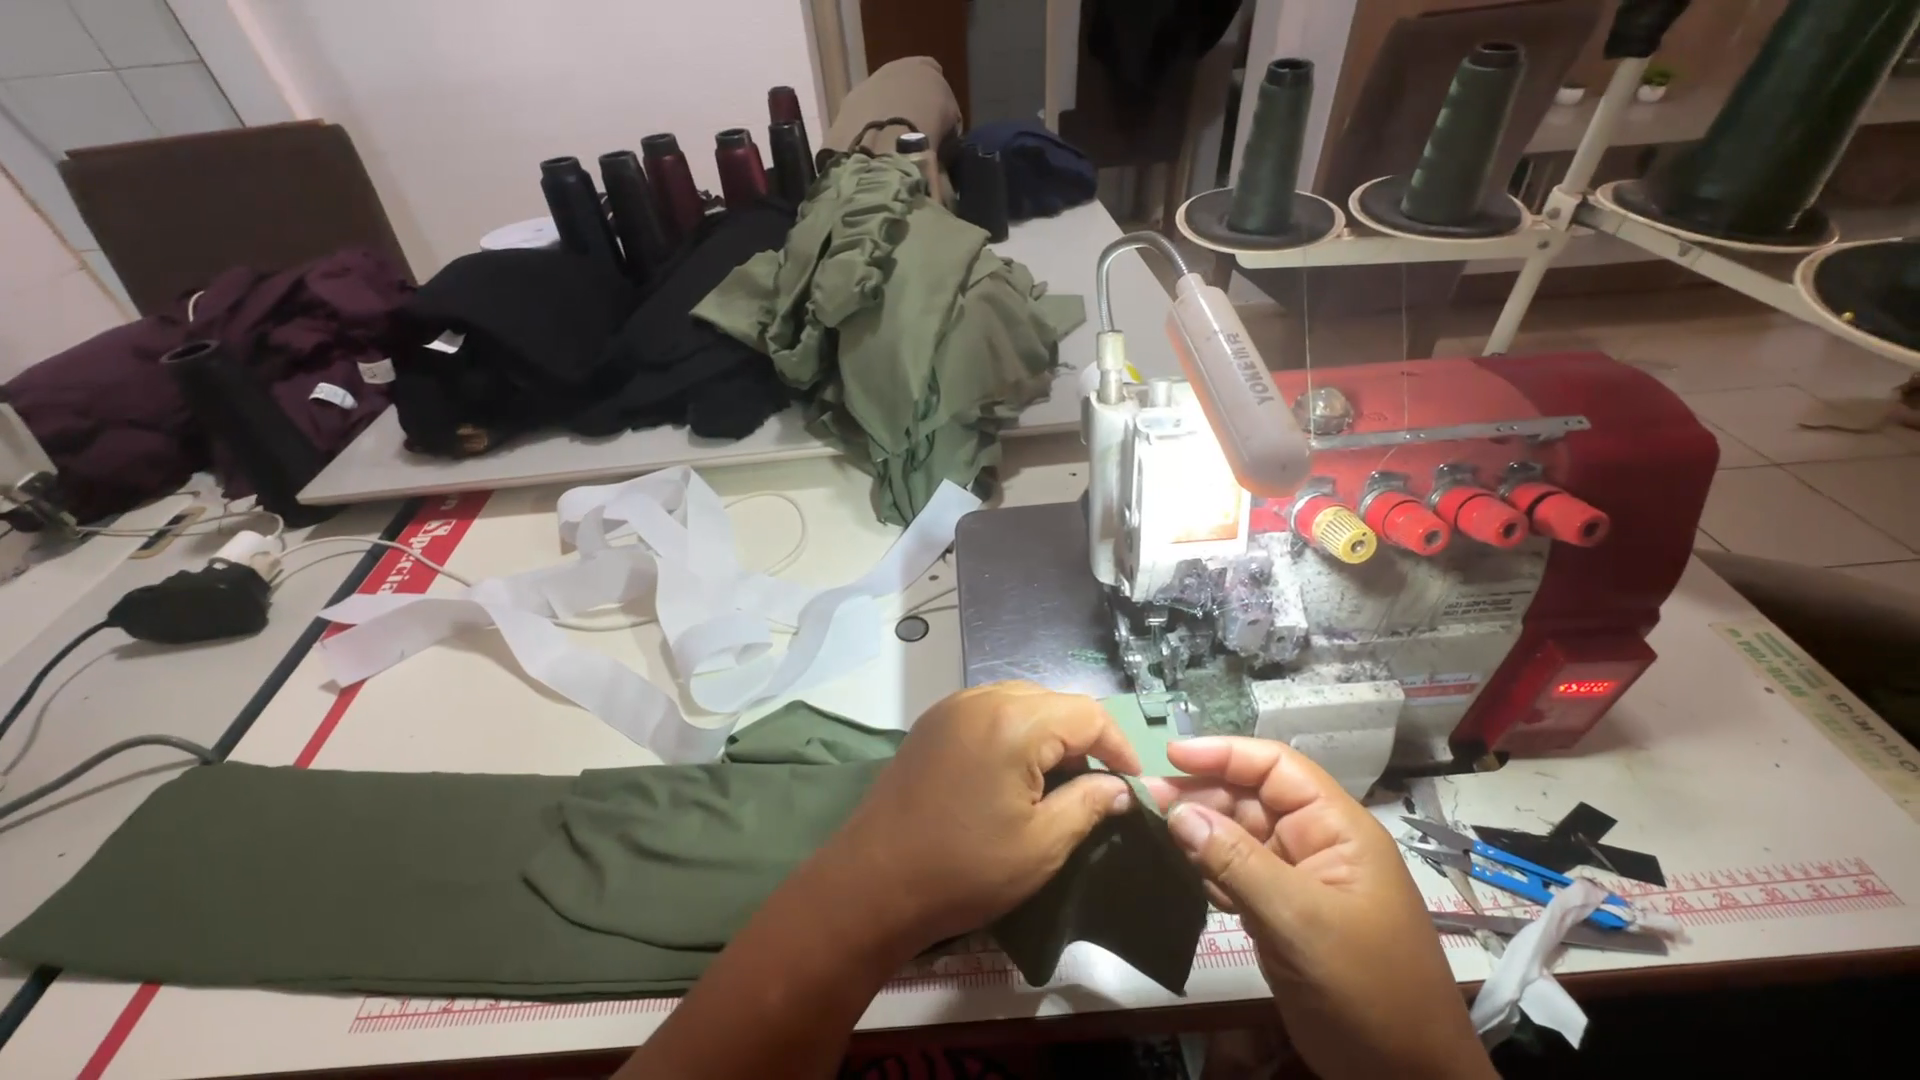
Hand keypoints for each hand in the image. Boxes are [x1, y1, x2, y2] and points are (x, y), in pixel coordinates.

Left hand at [817, 682, 1141, 949]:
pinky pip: (988, 711)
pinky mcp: (931, 725)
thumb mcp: (1041, 845)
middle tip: (1097, 783)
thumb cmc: (964, 869)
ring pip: (1020, 701)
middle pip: (1052, 700)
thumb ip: (1088, 804)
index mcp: (1013, 721)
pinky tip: (1014, 771)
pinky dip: (1013, 731)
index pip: (1086, 713)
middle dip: (1083, 737)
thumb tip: (1118, 787)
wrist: (872, 884)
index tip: (1131, 783)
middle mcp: (981, 699)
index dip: (1118, 744)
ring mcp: (950, 708)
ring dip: (1048, 732)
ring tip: (1059, 778)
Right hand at [1146, 738, 1493, 1079]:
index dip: (1224, 753)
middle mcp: (1316, 844)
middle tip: (1146, 801)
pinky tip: (1181, 872)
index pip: (1276, 768)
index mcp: (1337, 829)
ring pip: (1239, 836)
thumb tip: (1177, 811)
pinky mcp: (1282, 914)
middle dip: (1202, 794)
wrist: (1404, 1077)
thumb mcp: (1298, 918)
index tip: (1170, 754)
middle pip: (1251, 798)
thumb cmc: (1365, 987)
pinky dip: (1208, 870)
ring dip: (1199, 831)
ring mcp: (1298, 881)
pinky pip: (1237, 874)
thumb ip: (1236, 860)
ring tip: (1152, 830)